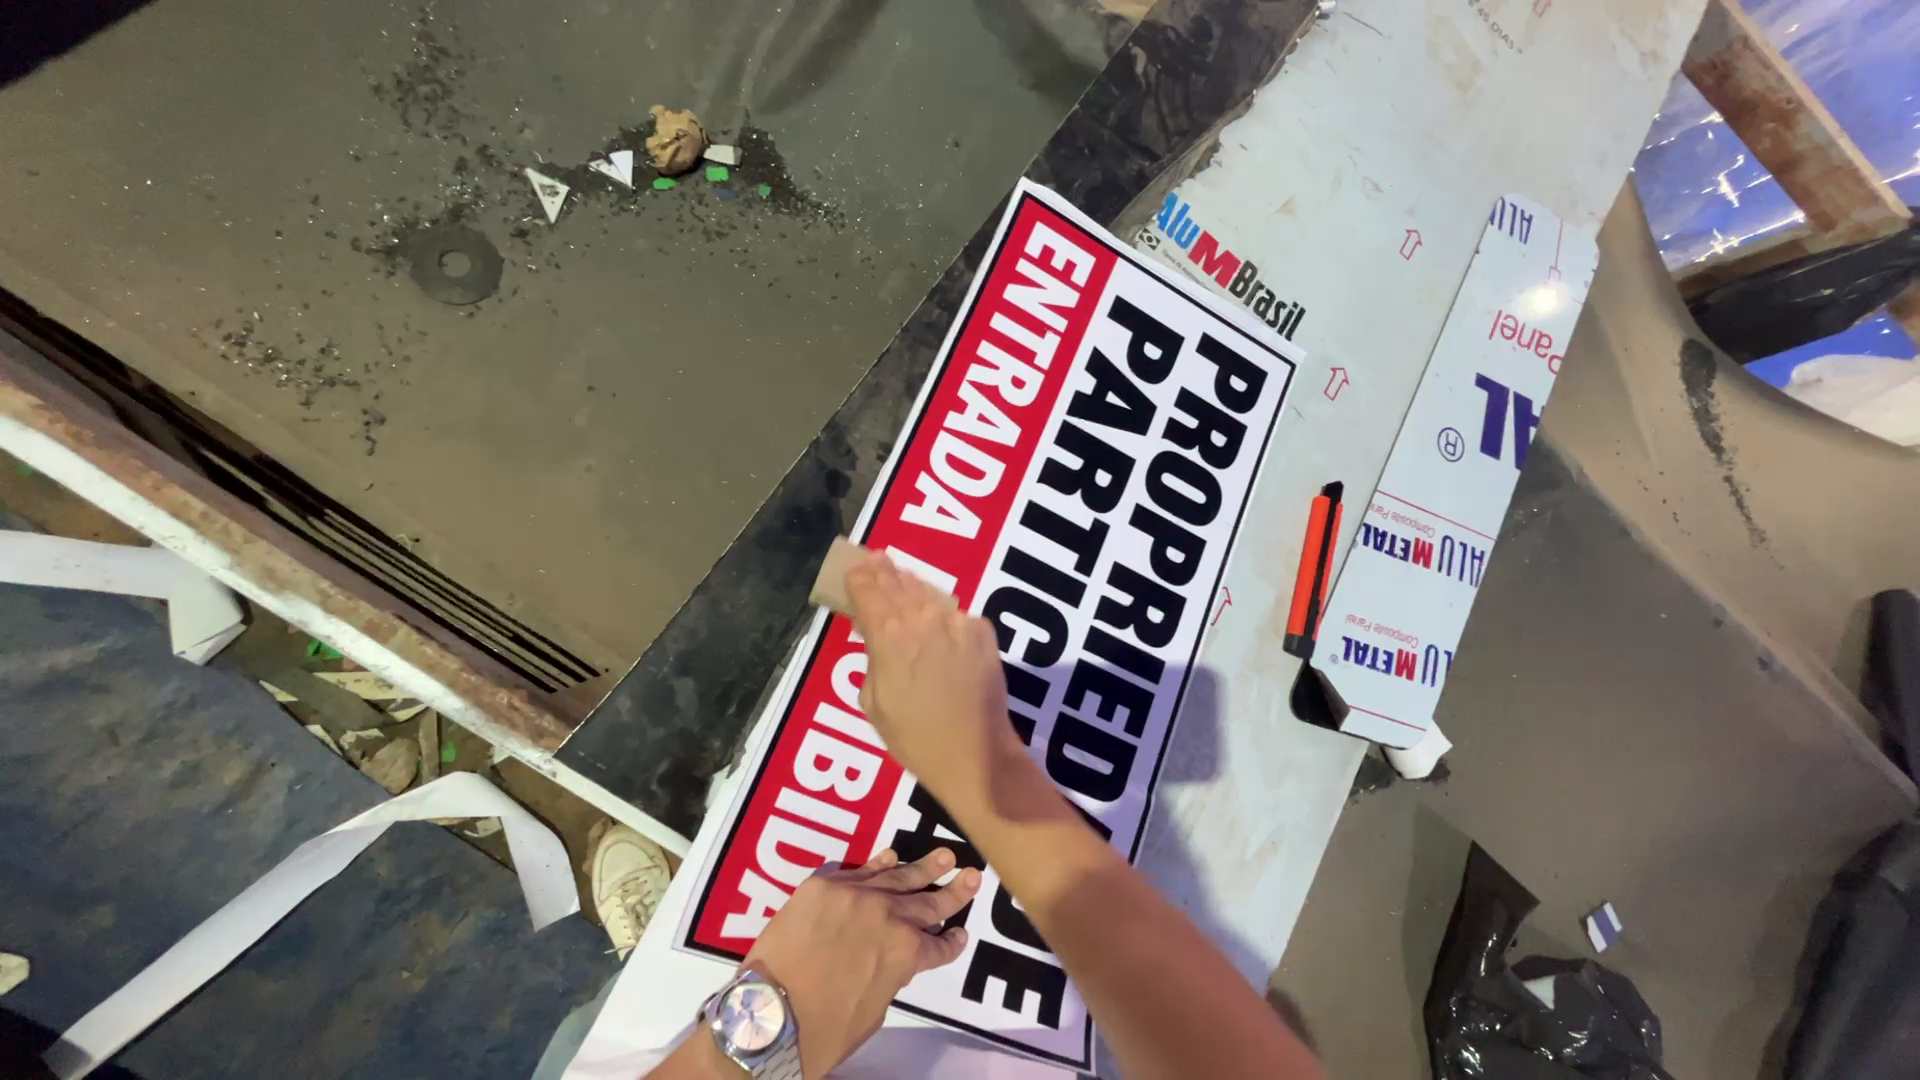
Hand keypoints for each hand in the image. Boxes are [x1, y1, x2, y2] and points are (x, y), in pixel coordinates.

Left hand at [744, 848, 978, 1078]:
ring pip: (897, 876)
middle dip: (953, 892)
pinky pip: (858, 869)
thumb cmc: (822, 1032)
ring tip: (944, 855)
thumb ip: (888, 975)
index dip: (951, 943)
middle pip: (927, 901)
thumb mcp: (872, 1011)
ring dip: (922, 868)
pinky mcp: (824, 885)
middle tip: (974, 875)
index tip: (961, 934)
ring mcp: (855, 895)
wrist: (768, 1017)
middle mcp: (887, 916)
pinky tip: (892, 856)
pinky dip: (877, 864)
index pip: (938, 946)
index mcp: (905, 953)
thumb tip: (886, 959)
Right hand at [843, 552, 1023, 808]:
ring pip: (928, 594)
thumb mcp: (873, 701)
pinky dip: (942, 614)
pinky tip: (936, 618)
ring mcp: (957, 621)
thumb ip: (872, 658)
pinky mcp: (983, 631)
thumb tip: (876, 637)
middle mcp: (923, 618)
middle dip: (883, 572)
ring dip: (912, 586)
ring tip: (901, 577)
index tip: (854, 568)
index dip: (858, 579)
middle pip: (898, 584)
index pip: (868, 592)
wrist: (975, 754)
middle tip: (875, 558)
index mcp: (889, 635)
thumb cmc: (914, 738)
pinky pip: (955, 615)